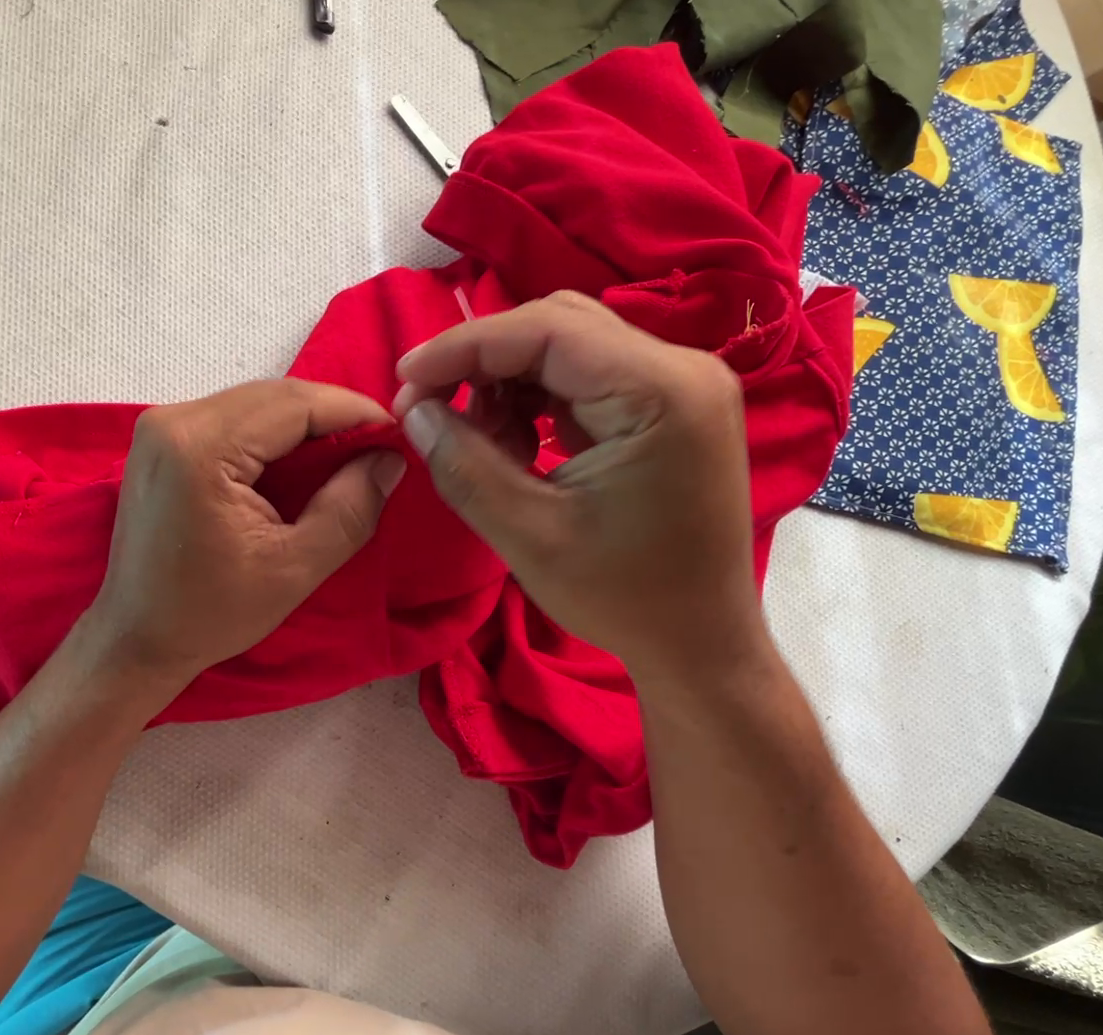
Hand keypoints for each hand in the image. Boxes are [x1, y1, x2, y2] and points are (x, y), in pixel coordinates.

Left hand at [83, 379, 406, 686]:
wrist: (135, 638)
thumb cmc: (210, 613)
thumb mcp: (293, 569)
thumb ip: (349, 509)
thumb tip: (390, 460)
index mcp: (199, 447)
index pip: (294, 403)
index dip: (354, 412)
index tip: (398, 435)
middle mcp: (173, 420)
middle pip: (273, 397)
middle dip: (331, 417)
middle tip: (377, 448)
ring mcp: (160, 427)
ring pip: (253, 404)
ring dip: (302, 425)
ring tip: (347, 455)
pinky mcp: (159, 441)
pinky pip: (230, 420)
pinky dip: (270, 435)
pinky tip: (299, 461)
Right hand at [392, 291, 763, 675]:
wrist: (698, 641)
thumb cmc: (620, 596)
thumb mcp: (526, 535)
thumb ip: (464, 465)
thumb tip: (414, 410)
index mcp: (660, 392)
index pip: (547, 331)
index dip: (464, 346)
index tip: (404, 380)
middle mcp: (681, 368)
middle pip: (557, 325)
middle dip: (482, 360)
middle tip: (429, 407)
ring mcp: (678, 384)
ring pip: (567, 345)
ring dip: (506, 381)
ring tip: (475, 440)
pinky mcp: (666, 405)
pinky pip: (585, 375)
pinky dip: (534, 399)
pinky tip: (512, 444)